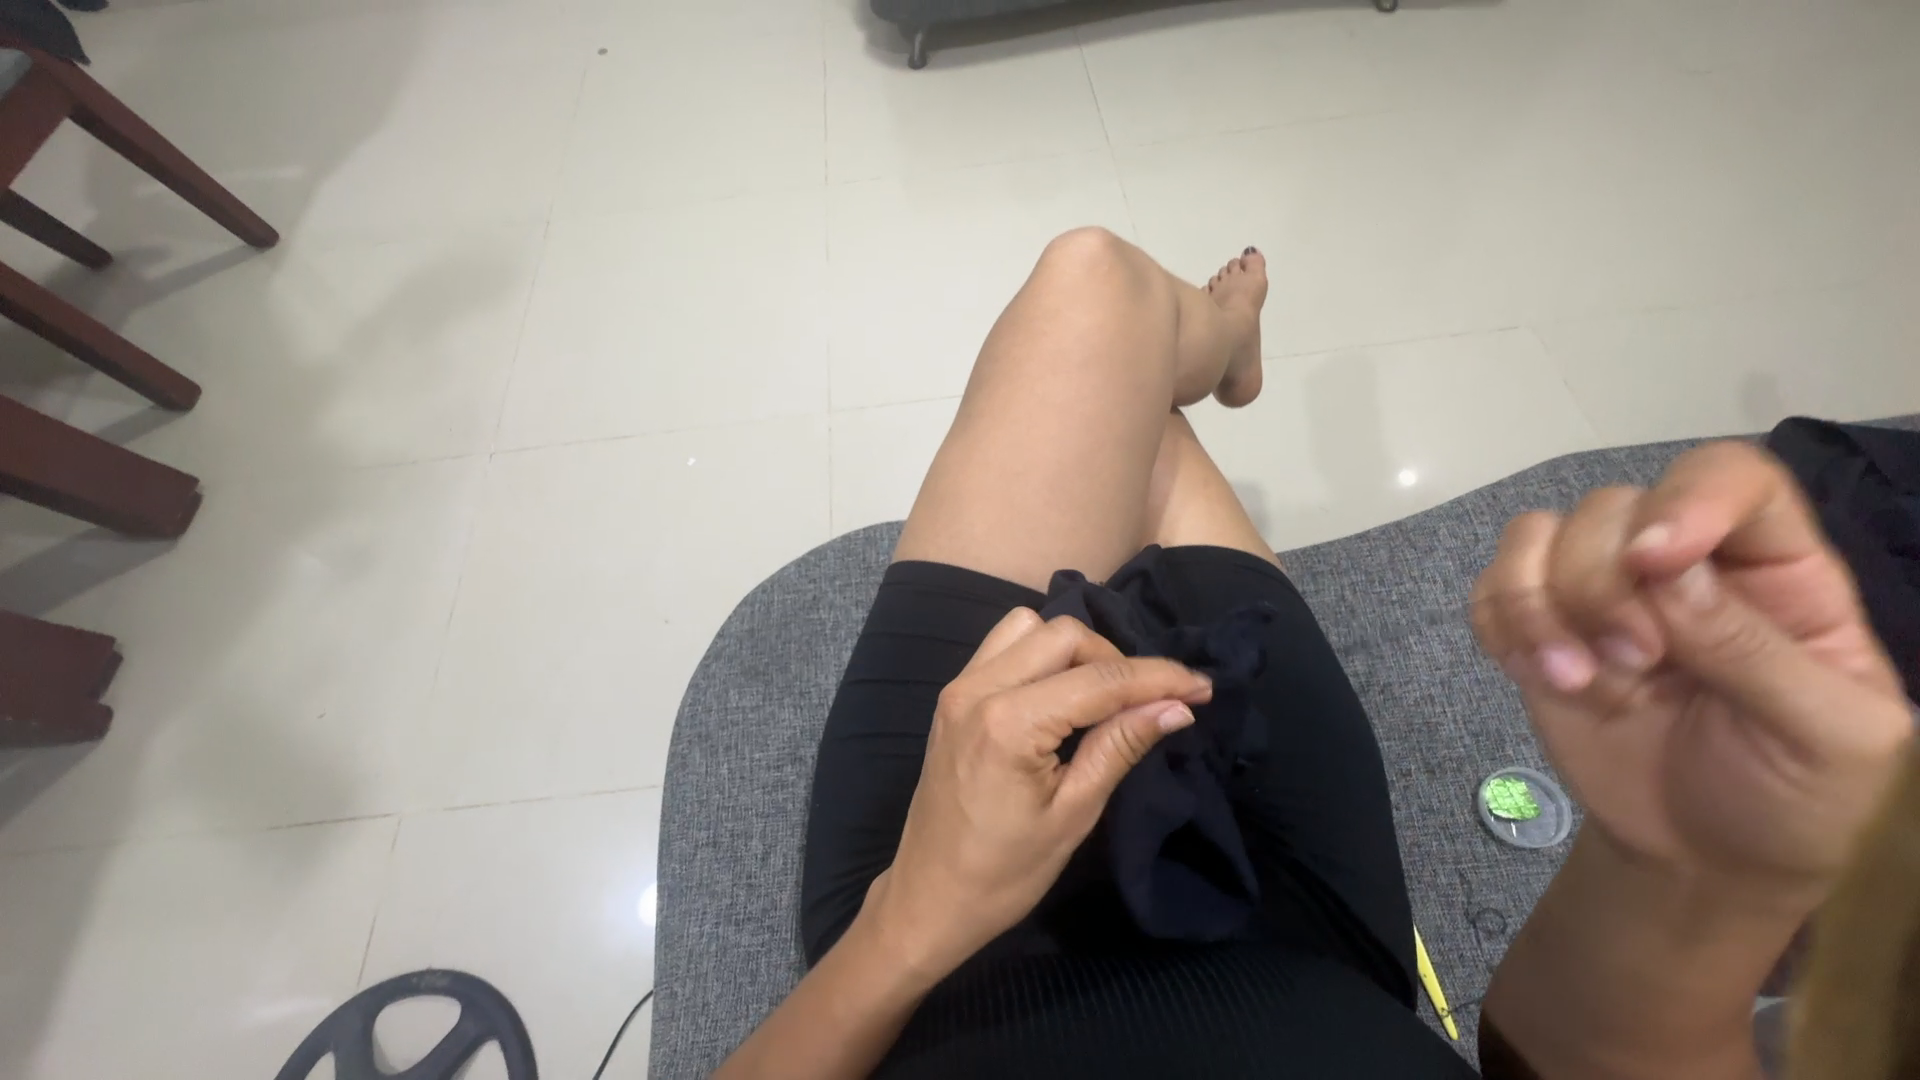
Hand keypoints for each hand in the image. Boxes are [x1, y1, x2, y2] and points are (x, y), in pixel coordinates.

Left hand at [862, 608, 1212, 978]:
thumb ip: (1121, 746)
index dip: (1157, 677)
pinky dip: (1039, 652)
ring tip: (1103, 695)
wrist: (930, 895)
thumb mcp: (1074, 813)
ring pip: (1029, 626)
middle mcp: (978, 688)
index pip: (1099, 679)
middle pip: (1063, 634)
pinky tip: (1060, 690)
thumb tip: (1177, 705)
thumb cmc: (1005, 871)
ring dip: (1074, 649)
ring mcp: (959, 686)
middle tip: (1147, 701)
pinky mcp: (953, 694)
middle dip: (1116, 658)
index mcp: (1009, 723)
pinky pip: (1002, 645)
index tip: (1202, 686)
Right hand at [1470, 441, 1911, 903]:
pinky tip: (1533, 674)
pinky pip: (1488, 589)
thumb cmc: (1797, 799)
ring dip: (1536, 606)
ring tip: (1570, 679)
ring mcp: (1596, 596)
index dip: (1686, 499)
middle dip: (1598, 584)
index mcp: (1773, 574)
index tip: (1652, 562)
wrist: (1703, 856)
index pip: (1728, 480)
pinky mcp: (1536, 631)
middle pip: (1608, 507)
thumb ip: (1755, 648)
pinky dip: (1497, 626)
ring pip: (1534, 537)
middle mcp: (1676, 567)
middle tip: (1631, 663)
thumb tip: (1664, 571)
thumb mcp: (1828, 735)